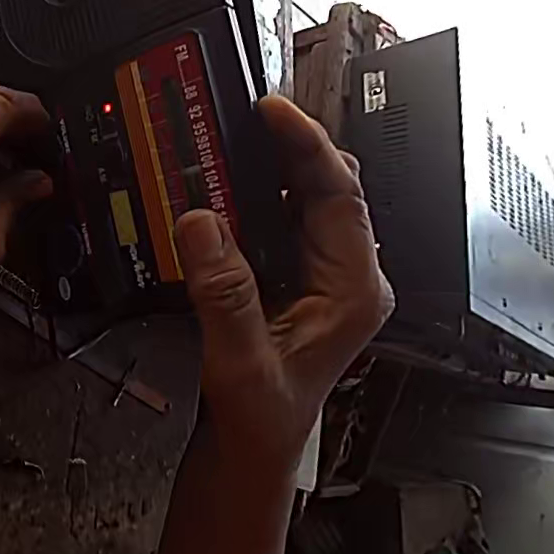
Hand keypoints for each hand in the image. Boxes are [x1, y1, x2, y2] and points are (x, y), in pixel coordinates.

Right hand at [173, 95, 393, 470]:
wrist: (256, 440)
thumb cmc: (265, 416)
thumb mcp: (241, 360)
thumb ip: (223, 293)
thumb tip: (202, 223)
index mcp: (352, 289)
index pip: (340, 196)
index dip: (307, 145)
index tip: (274, 113)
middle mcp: (346, 273)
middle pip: (327, 185)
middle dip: (288, 147)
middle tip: (243, 120)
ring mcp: (323, 270)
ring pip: (305, 195)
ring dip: (271, 167)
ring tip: (231, 144)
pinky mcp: (297, 271)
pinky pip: (282, 215)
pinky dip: (255, 193)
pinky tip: (228, 186)